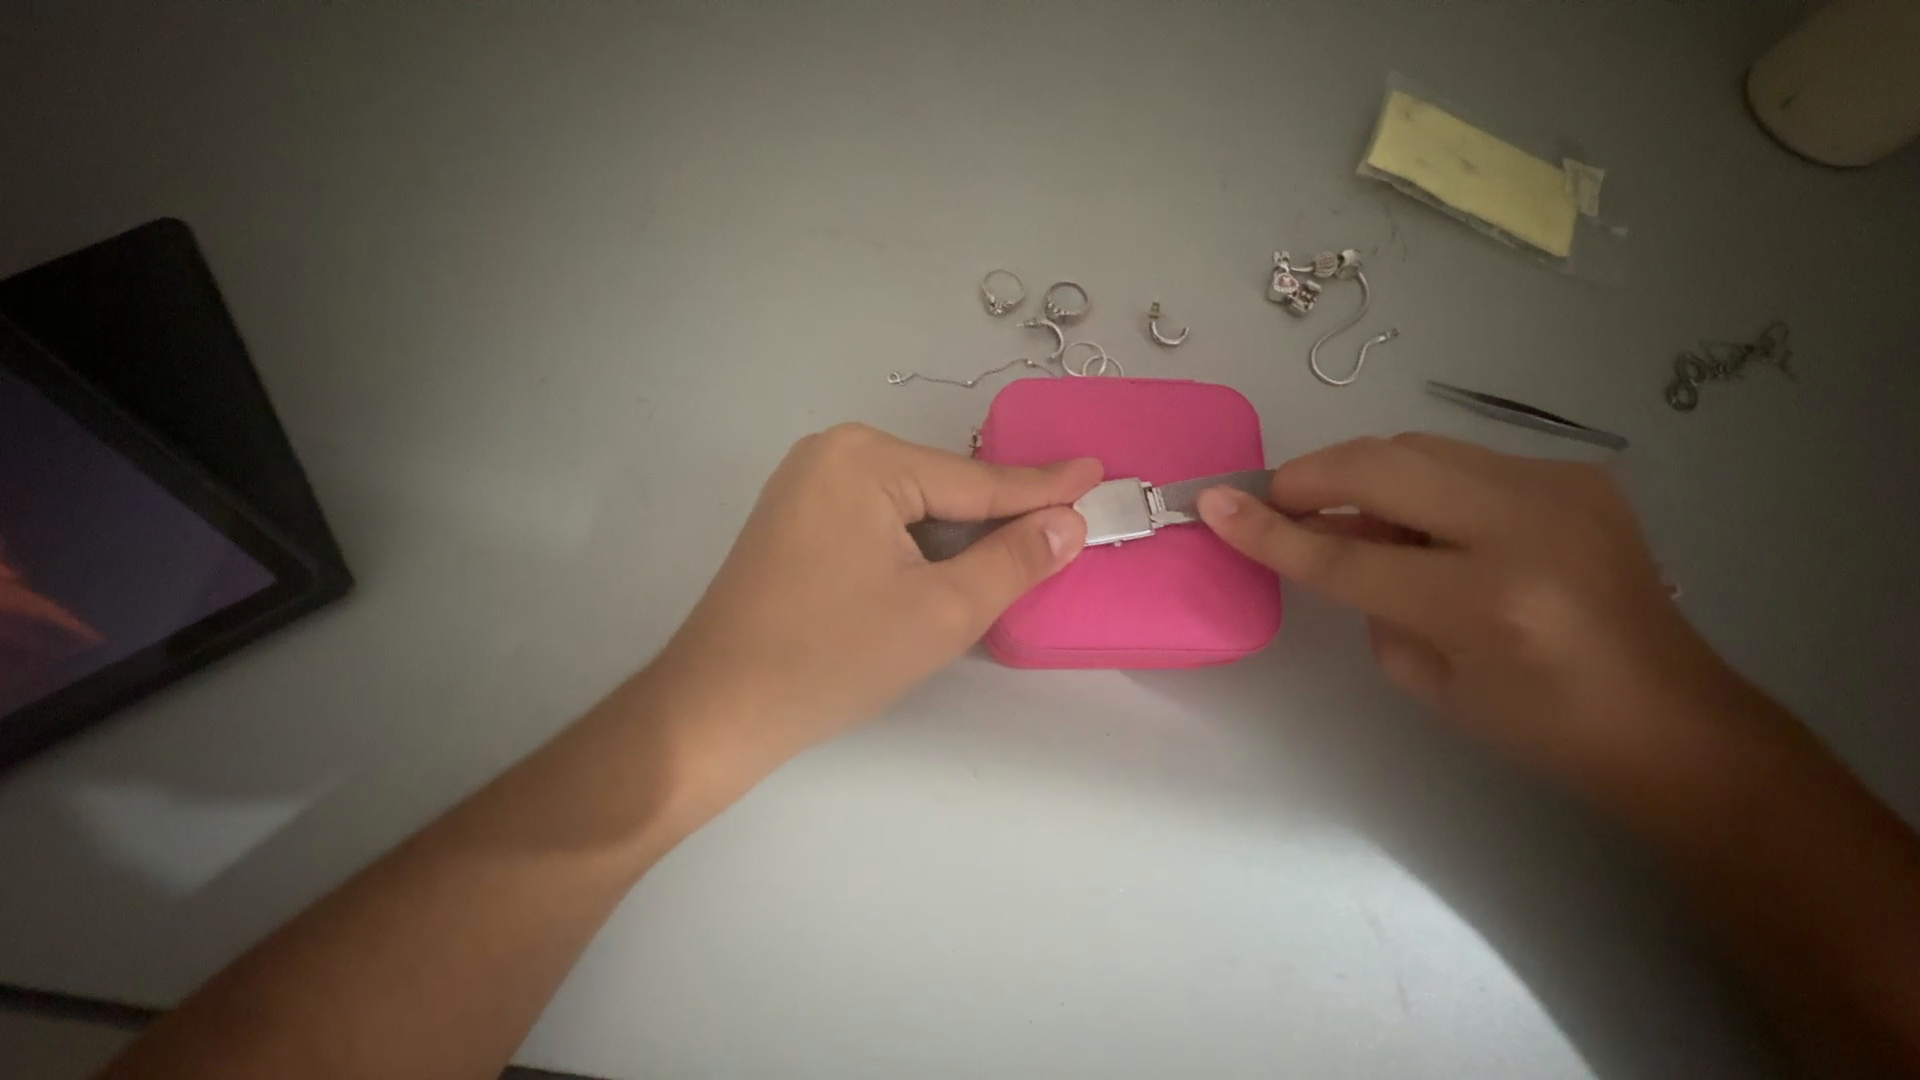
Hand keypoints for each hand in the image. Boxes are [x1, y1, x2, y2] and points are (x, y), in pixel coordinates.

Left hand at [648, 424, 1100, 771]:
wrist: (717, 710)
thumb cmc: (833, 658)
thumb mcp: (941, 612)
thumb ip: (1014, 561)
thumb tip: (1069, 523)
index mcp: (866, 459)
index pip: (976, 480)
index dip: (1045, 487)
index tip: (1099, 472)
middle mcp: (833, 454)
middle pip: (942, 491)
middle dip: (996, 521)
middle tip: (1063, 537)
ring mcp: (807, 486)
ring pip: (912, 510)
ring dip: (957, 541)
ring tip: (1008, 566)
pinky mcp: (795, 520)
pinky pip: (879, 523)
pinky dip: (917, 548)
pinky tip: (941, 576)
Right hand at [1198, 434, 1730, 784]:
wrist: (1673, 720)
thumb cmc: (1536, 723)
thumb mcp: (1423, 674)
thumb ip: (1363, 594)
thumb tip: (1323, 532)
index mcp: (1486, 604)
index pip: (1344, 554)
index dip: (1268, 530)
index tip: (1212, 504)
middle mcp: (1527, 528)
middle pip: (1378, 468)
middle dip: (1307, 477)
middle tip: (1272, 501)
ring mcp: (1559, 488)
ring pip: (1414, 448)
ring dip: (1357, 475)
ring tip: (1339, 512)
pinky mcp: (1573, 474)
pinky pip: (1457, 460)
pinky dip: (1413, 483)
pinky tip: (1415, 520)